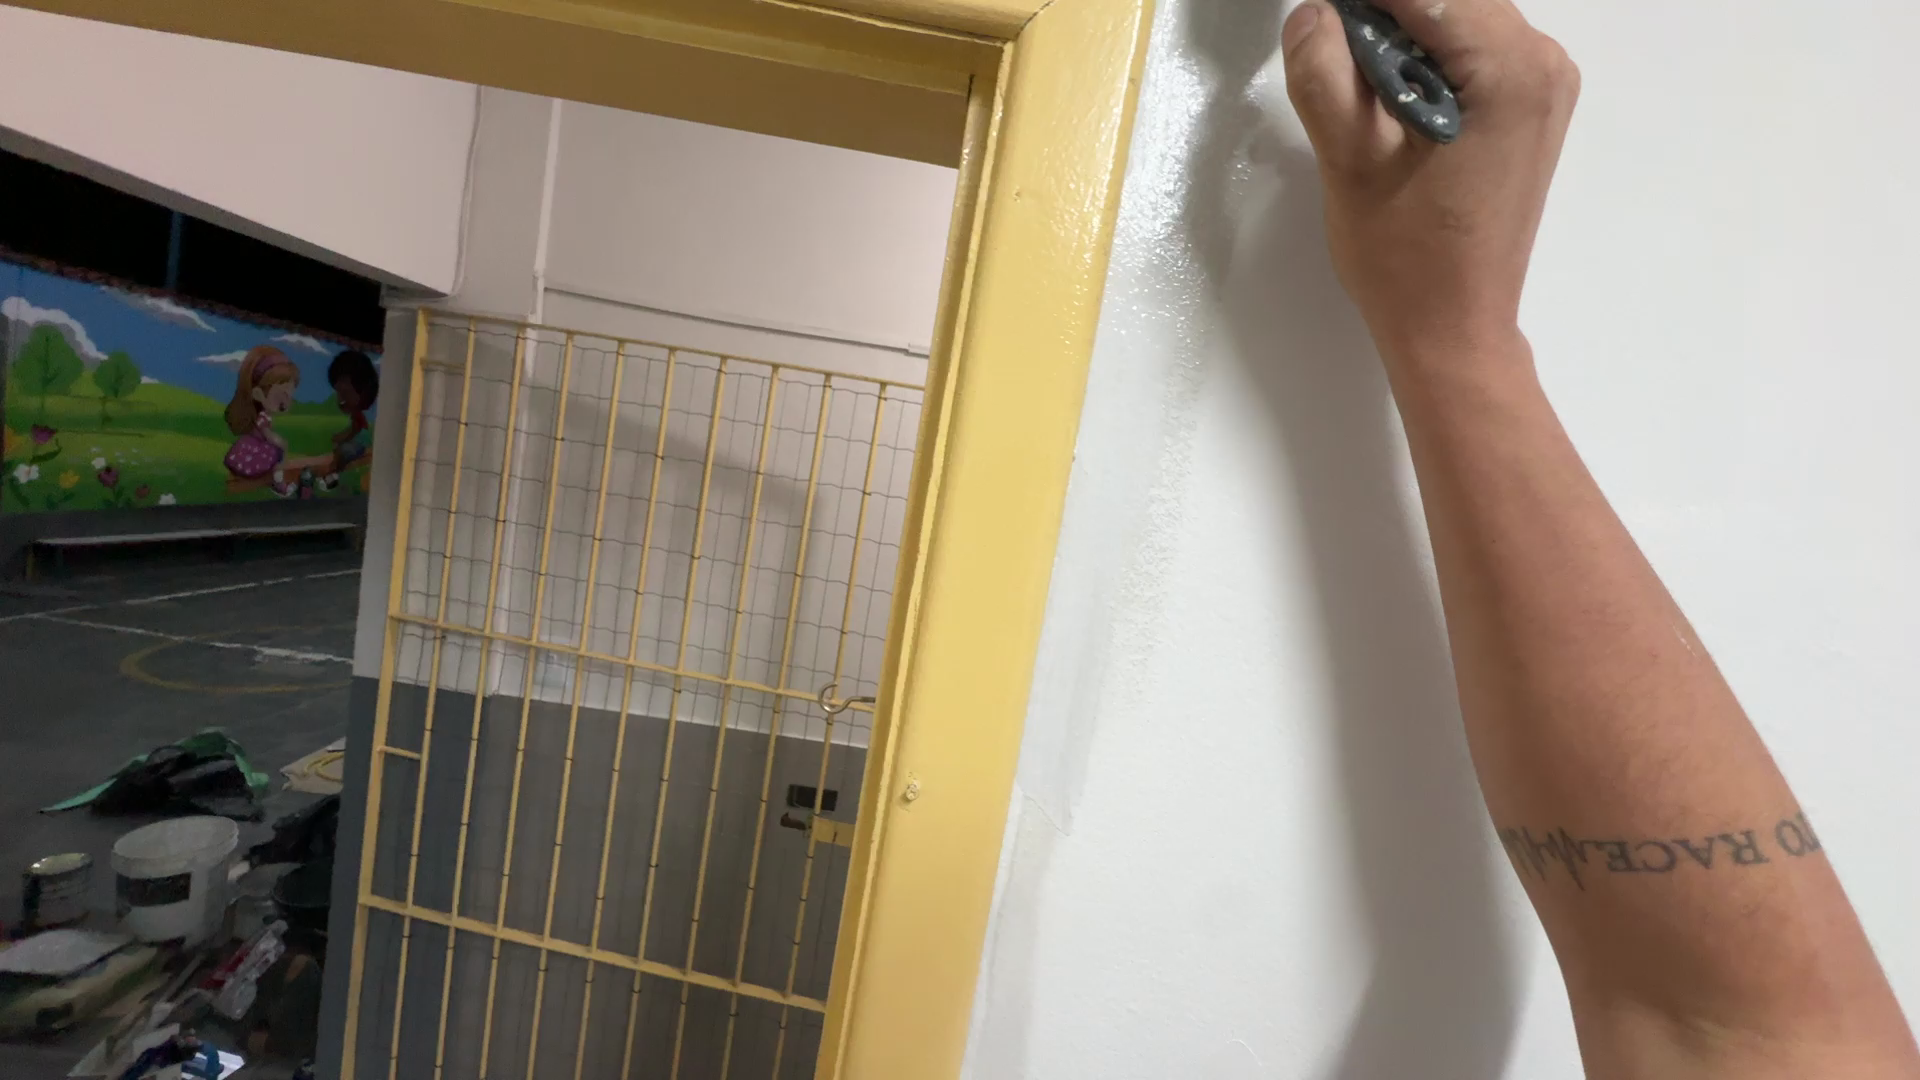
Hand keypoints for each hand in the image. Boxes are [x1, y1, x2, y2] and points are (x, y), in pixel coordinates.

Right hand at [1282, 0, 1578, 369]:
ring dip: (1398, 47)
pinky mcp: (1526, 119)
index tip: (1316, 21)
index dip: (1361, 3)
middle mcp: (1542, 62)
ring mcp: (1541, 91)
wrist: (1450, 328)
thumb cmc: (1401, 258)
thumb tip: (1309, 15)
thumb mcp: (1351, 167)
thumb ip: (1326, 83)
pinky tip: (1387, 115)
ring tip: (1351, 96)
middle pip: (1448, 3)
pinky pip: (1470, 65)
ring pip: (1458, 31)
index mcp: (1510, 66)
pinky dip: (1422, 73)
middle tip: (1325, 64)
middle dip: (1379, 22)